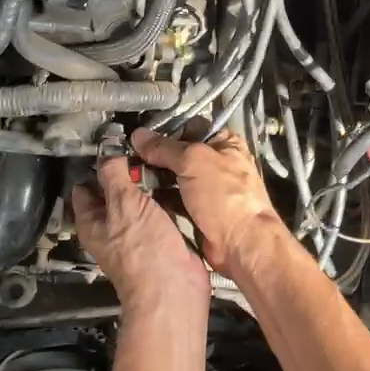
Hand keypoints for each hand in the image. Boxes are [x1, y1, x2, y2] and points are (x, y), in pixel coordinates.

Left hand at [71, 155, 209, 317]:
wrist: (174, 288)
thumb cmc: (143, 247)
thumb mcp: (124, 203)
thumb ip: (114, 174)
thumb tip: (107, 152)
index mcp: (91, 221)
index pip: (85, 185)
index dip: (96, 164)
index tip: (115, 143)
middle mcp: (111, 227)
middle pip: (115, 191)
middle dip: (128, 171)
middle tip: (145, 148)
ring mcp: (137, 233)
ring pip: (140, 199)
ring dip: (150, 182)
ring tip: (164, 158)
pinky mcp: (161, 237)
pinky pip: (161, 210)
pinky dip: (167, 196)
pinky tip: (177, 180)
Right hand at [130, 128, 285, 276]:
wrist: (240, 244)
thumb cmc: (223, 195)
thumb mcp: (193, 162)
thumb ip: (164, 148)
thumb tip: (138, 135)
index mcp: (224, 143)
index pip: (190, 127)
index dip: (166, 131)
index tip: (140, 138)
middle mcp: (217, 162)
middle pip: (179, 153)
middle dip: (156, 157)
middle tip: (129, 160)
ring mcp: (207, 188)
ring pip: (174, 177)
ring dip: (154, 178)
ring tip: (129, 177)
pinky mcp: (198, 210)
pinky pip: (174, 198)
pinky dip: (159, 197)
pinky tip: (139, 196)